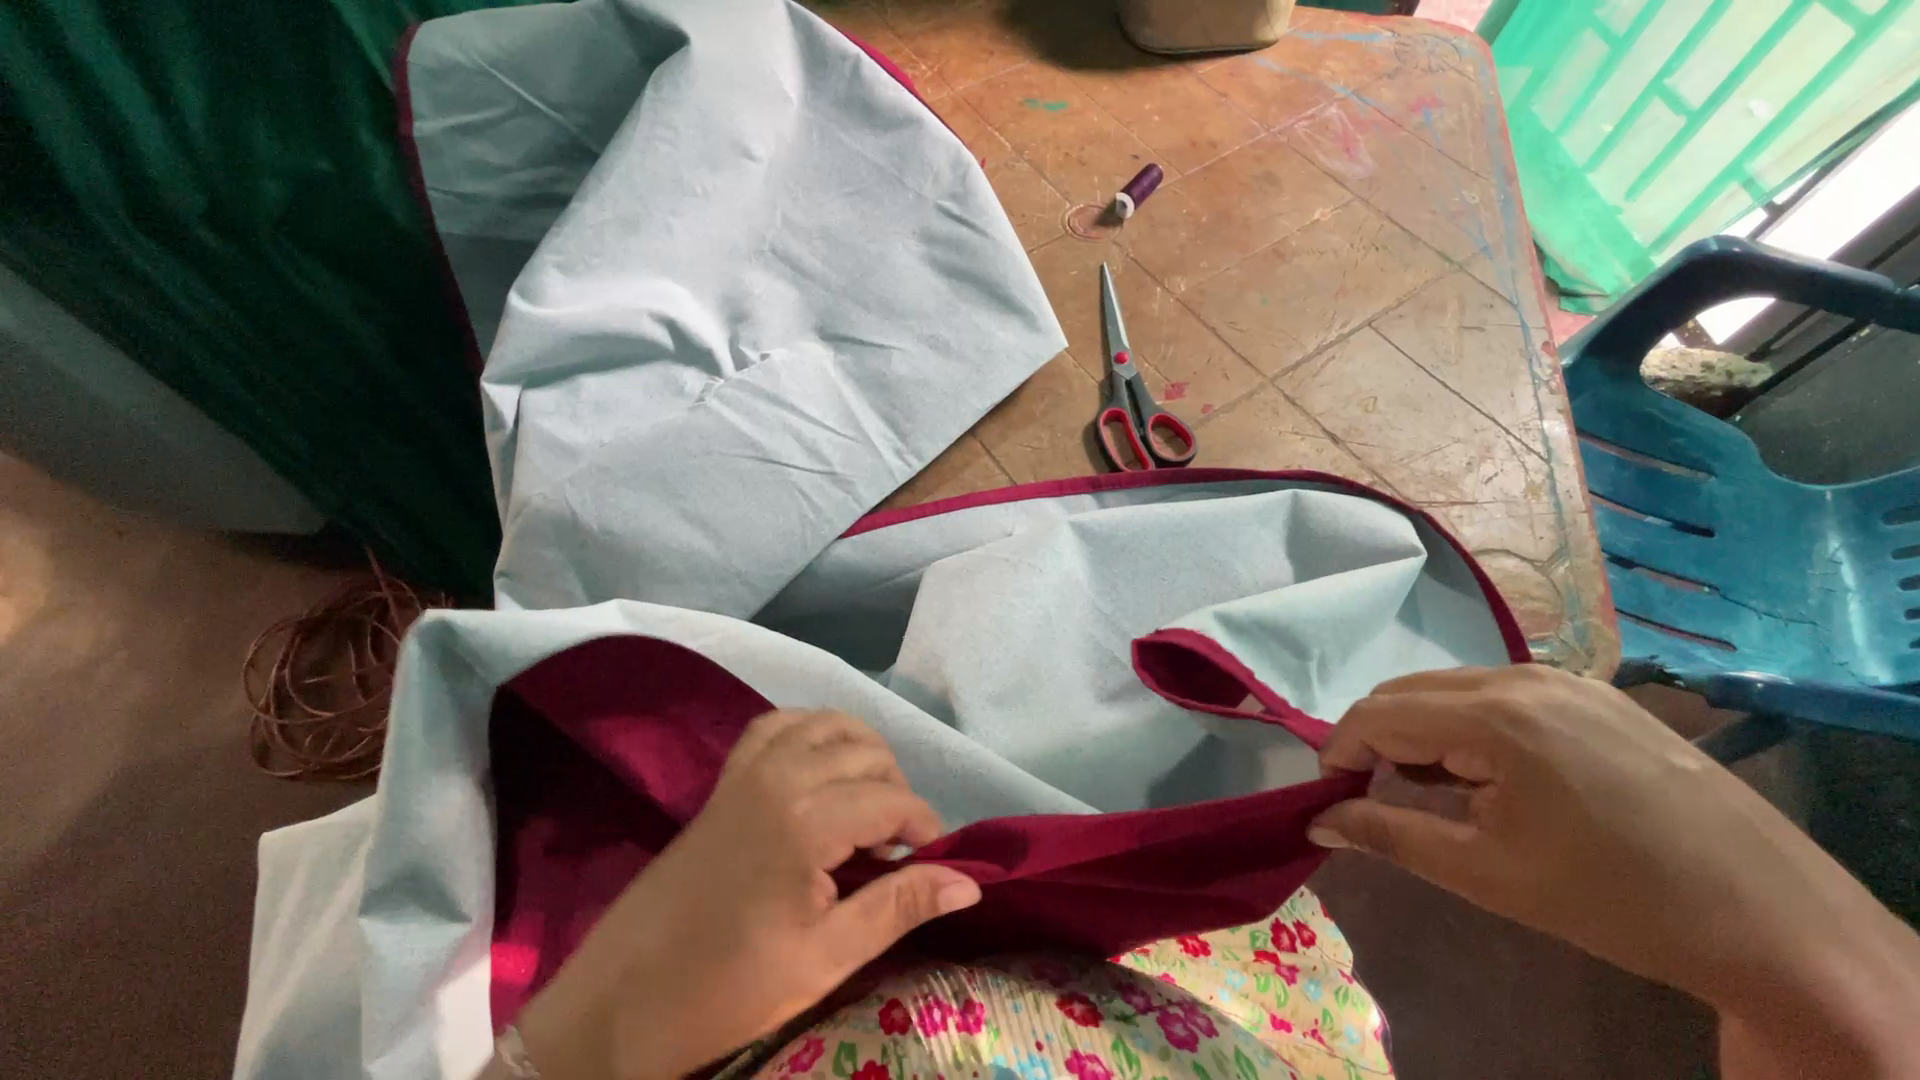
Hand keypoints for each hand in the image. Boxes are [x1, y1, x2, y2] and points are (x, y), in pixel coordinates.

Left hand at [511, 710, 981, 1079]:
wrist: (623, 999)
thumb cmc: (729, 987)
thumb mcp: (826, 958)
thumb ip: (899, 906)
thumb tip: (971, 880)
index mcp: (808, 820)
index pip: (895, 800)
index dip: (926, 830)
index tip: (933, 867)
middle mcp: (781, 776)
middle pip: (868, 754)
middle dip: (897, 793)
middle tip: (898, 852)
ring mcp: (748, 771)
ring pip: (828, 725)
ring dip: (862, 755)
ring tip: (868, 808)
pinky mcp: (726, 779)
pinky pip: (778, 726)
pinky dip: (812, 733)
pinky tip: (821, 769)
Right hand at [1309, 665, 1919, 1076]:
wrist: (1773, 919)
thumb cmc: (1612, 900)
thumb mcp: (1484, 874)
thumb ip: (1387, 835)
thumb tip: (1316, 822)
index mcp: (1493, 716)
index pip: (1376, 713)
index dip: (1339, 753)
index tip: (1333, 798)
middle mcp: (1523, 678)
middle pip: (1408, 691)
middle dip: (1376, 739)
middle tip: (1374, 796)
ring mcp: (1566, 680)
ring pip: (1451, 688)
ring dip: (1421, 731)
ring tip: (1432, 791)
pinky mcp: (1596, 693)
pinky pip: (1499, 693)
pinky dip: (1467, 725)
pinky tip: (1488, 775)